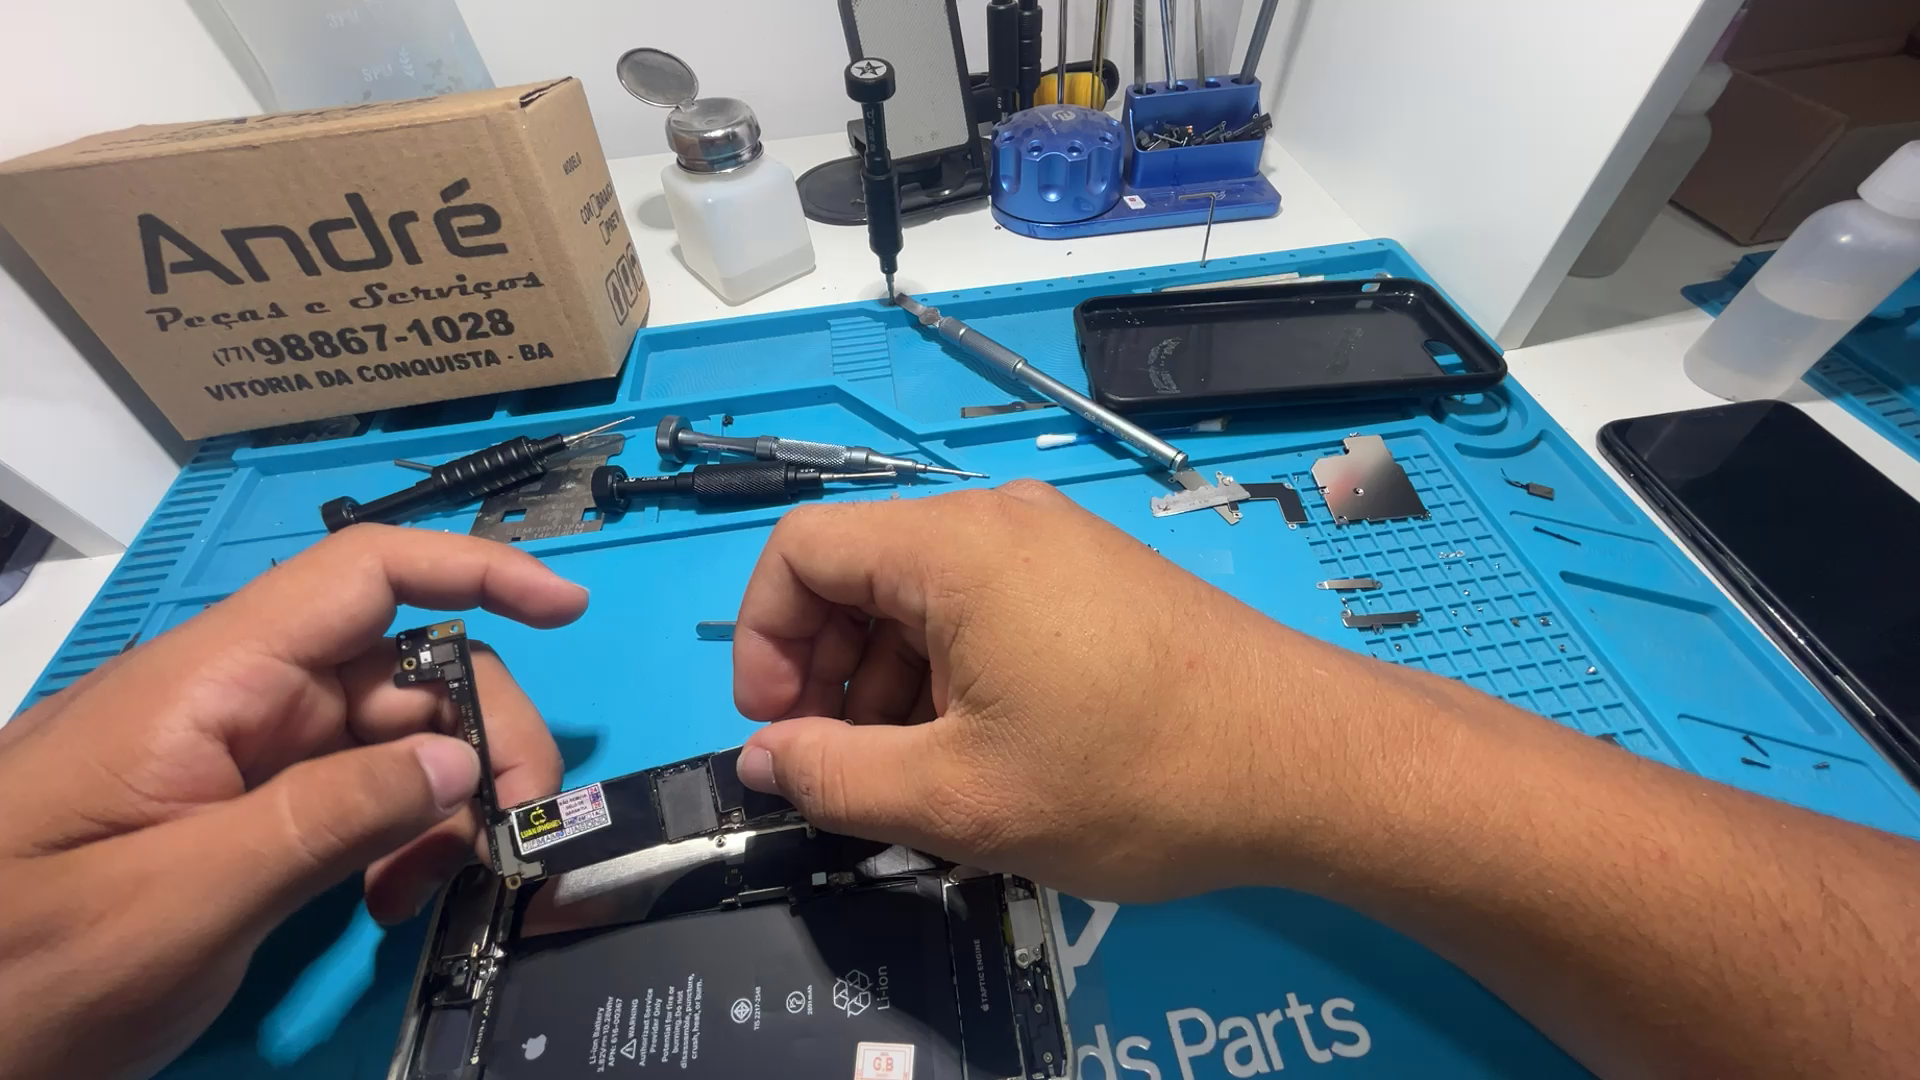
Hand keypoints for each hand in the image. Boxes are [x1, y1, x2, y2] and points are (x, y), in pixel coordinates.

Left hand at [0, 526, 585, 1079]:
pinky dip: (419, 834)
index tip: (567, 609)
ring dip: (460, 801)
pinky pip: (388, 791)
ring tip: (442, 881)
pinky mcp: (277, 803)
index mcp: (215, 681)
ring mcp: (270, 753)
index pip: (368, 573)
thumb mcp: (160, 911)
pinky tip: (398, 894)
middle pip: (425, 670)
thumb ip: (322, 822)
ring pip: (421, 736)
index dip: (478, 570)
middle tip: (516, 825)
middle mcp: (255, 697)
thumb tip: (459, 763)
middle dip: (493, 737)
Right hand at [730, 481, 1464, 900]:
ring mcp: (1050, 541)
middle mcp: (998, 520)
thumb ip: (837, 778)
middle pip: (861, 571)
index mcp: (953, 547)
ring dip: (889, 676)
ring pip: (922, 594)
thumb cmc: (1130, 775)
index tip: (778, 725)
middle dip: (827, 666)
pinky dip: (949, 666)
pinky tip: (977, 737)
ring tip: (913, 765)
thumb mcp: (962, 797)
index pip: (802, 551)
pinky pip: (982, 604)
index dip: (763, 636)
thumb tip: (765, 756)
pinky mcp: (1088, 575)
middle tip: (841, 762)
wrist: (1308, 760)